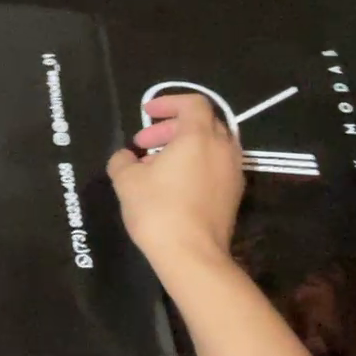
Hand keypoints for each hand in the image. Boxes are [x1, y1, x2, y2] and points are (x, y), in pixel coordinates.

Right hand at [106, 93, 244, 270]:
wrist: (192, 253)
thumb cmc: (157, 209)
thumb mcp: (126, 180)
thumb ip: (123, 160)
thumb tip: (126, 157)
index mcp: (198, 137)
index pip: (192, 103)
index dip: (168, 102)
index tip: (146, 113)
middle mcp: (222, 149)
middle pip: (201, 124)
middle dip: (169, 128)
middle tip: (142, 143)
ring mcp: (232, 172)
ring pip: (209, 146)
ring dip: (181, 148)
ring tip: (153, 166)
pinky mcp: (232, 193)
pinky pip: (213, 166)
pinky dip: (192, 164)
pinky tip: (169, 185)